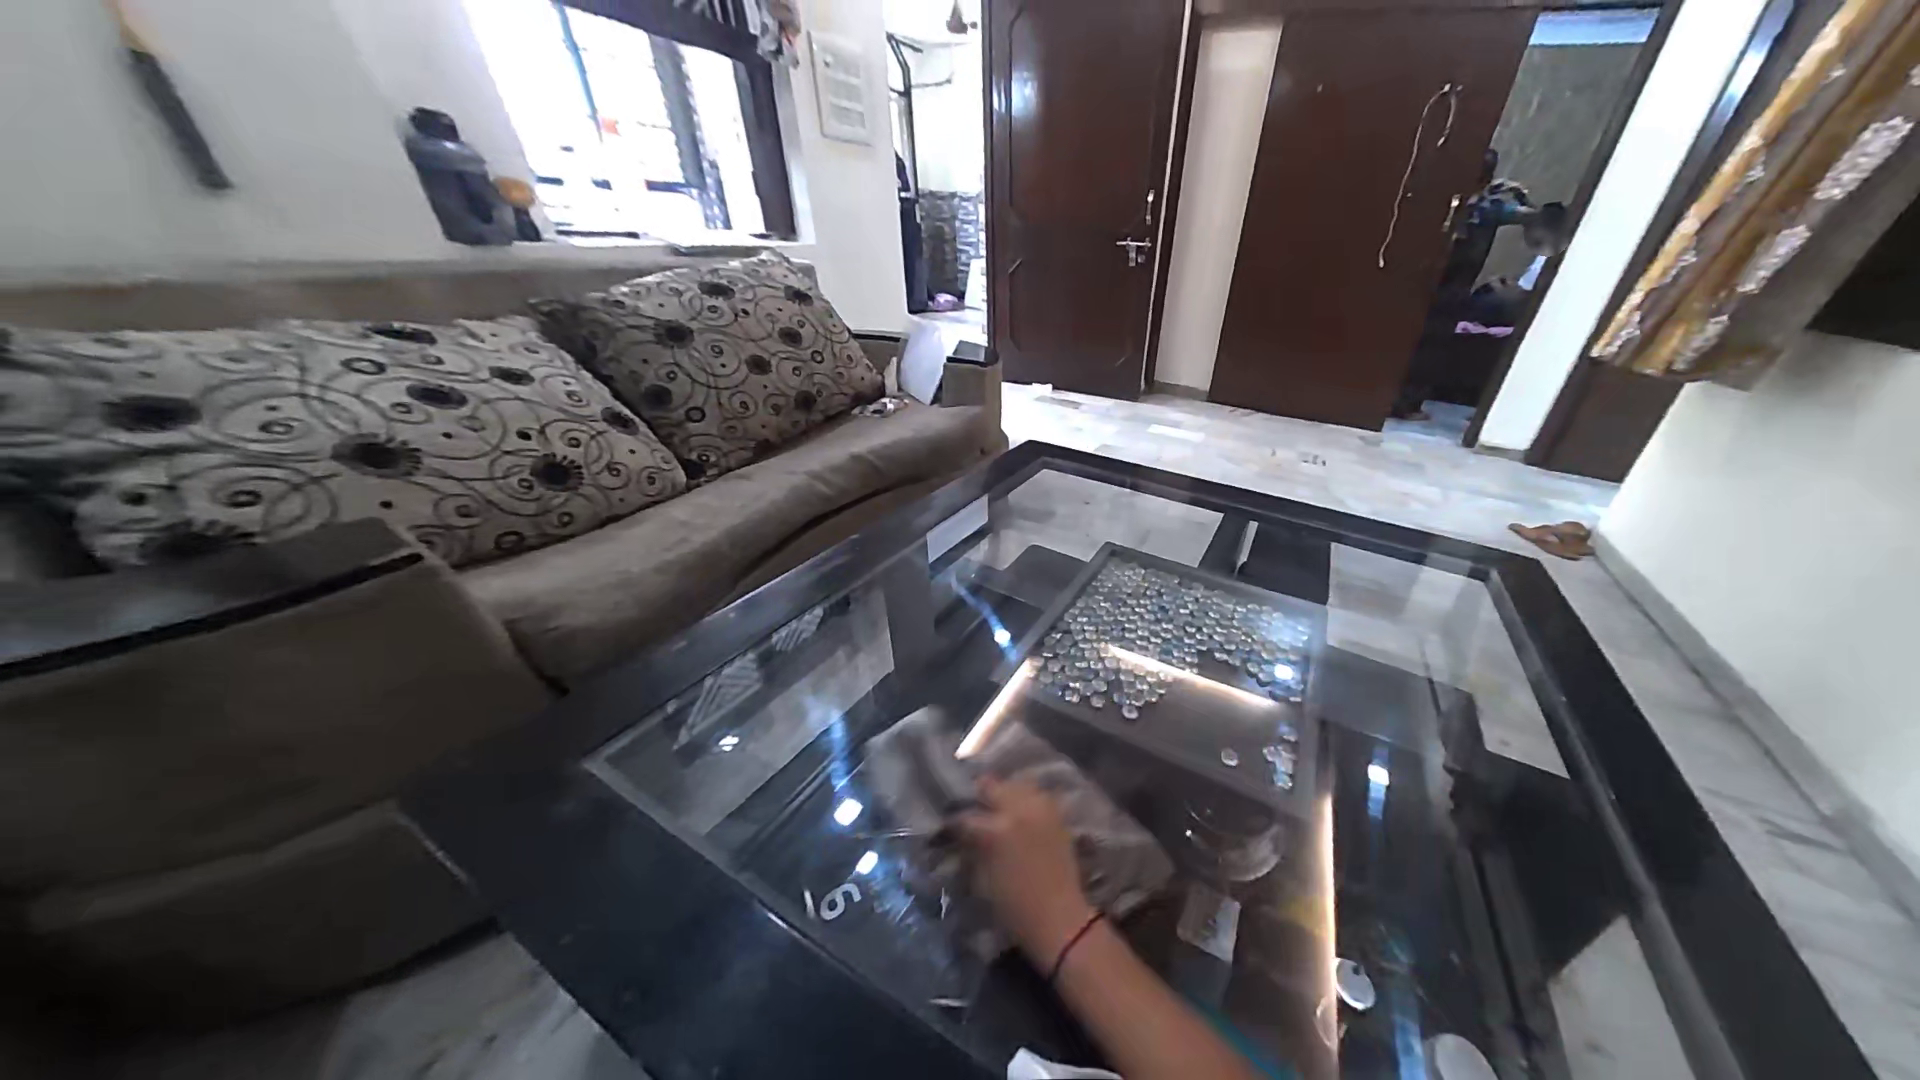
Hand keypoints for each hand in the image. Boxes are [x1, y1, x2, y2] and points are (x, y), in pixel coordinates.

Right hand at [951, 775, 1096, 966]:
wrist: (1060, 917)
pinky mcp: (1056, 814)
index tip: (949, 825)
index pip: (965, 816)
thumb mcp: (981, 878)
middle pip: (990, 785)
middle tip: (973, 808)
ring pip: (1015, 784)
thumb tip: (962, 833)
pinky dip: (1024, 799)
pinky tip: (1018, 812)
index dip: (954, 822)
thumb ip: (971, 847)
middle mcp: (1018, 810)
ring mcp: (1040, 808)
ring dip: (1003, 793)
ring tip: (997, 807)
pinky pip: (1035, 795)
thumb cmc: (1014, 906)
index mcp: (994, 830)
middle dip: (978, 795)